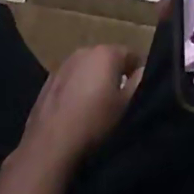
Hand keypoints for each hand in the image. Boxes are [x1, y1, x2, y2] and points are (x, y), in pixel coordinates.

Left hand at [17, 44, 142, 172]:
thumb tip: (143, 70)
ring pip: (87, 68)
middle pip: (107, 58)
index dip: (138, 71)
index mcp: (105, 53)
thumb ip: (138, 83)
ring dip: (95, 79)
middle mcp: (84, 51)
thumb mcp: (125, 106)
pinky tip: (77, 109)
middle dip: (115, 73)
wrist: (51, 143)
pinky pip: (71, 79)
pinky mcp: (49, 80)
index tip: (140, 89)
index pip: (131, 54)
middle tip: (120, 98)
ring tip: (98, 105)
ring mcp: (64, 64)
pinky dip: (77, 87)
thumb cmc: (95, 122)